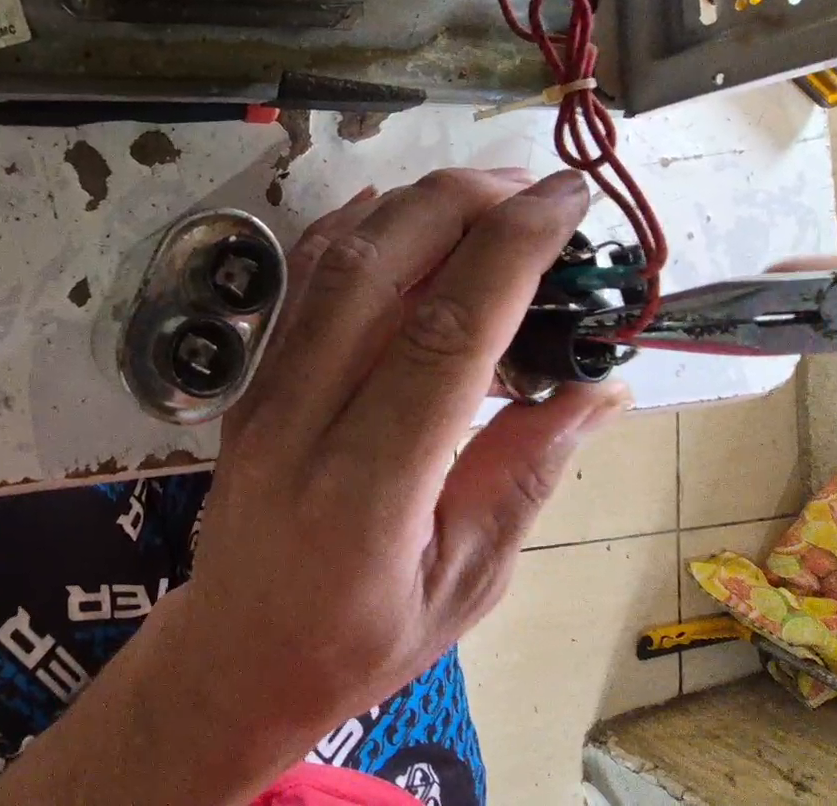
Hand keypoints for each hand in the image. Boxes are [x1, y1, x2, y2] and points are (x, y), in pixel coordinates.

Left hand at [0, 168, 629, 805]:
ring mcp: (261, 394)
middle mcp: (299, 423)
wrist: (240, 650)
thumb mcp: (467, 583)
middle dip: (458, 204)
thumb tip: (597, 386)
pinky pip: (296, 286)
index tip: (568, 199)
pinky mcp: (249, 383)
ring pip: (329, 266)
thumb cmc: (360, 639)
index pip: (443, 337)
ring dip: (409, 207)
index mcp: (366, 490)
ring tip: (483, 192)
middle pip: (374, 273)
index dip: (510, 252)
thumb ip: (525, 473)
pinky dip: (346, 230)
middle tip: (533, 186)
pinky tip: (391, 208)